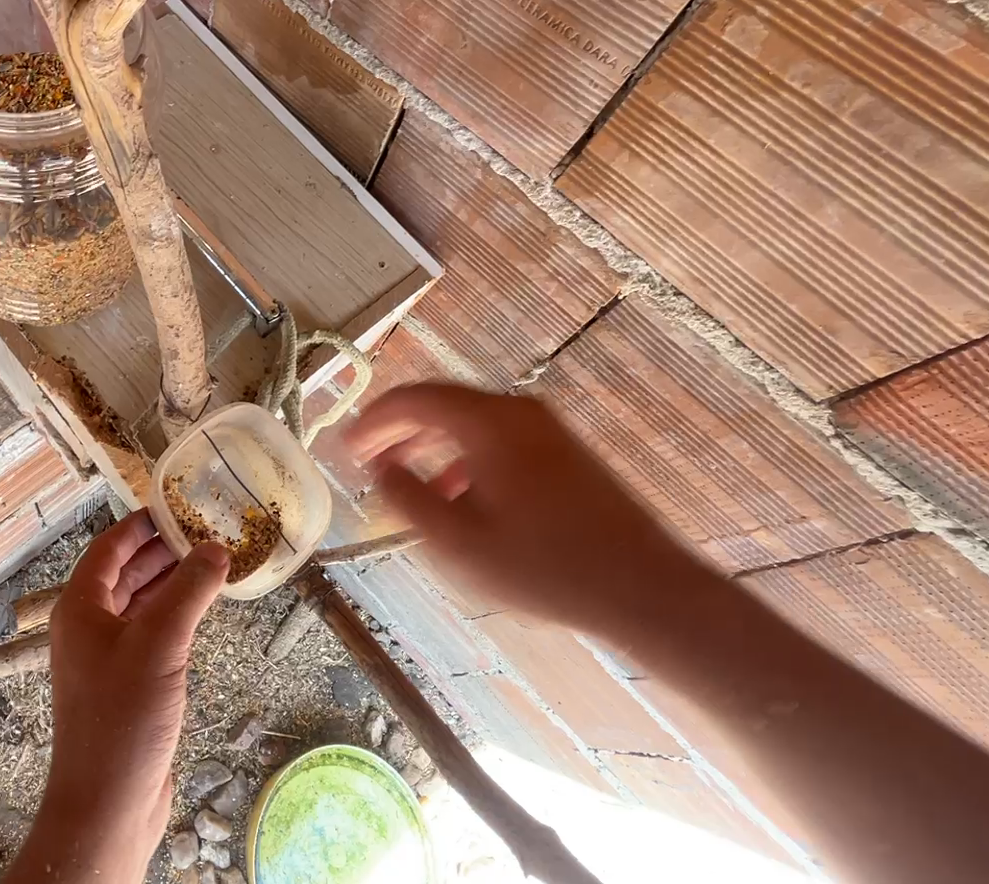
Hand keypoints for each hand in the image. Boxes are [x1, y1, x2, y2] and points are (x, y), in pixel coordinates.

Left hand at [8, 511, 227, 883]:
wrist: (108, 805)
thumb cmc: (123, 719)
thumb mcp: (160, 643)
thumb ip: (189, 591)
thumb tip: (216, 548)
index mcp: (80, 607)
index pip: (109, 547)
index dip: (141, 524)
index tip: (176, 504)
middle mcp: (89, 626)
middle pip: (125, 572)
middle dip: (162, 551)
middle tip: (205, 531)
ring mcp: (107, 657)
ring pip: (141, 603)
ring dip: (172, 583)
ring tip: (213, 562)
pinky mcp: (127, 684)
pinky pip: (152, 633)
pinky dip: (176, 615)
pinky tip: (203, 610)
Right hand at [345, 383, 722, 642]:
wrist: (645, 589)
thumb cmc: (544, 568)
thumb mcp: (458, 542)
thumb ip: (407, 497)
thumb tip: (380, 467)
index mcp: (487, 422)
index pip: (411, 399)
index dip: (370, 421)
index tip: (343, 448)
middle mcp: (516, 410)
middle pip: (440, 404)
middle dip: (397, 431)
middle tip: (366, 461)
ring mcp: (545, 427)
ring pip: (468, 422)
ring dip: (429, 445)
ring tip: (406, 480)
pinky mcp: (562, 449)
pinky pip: (496, 438)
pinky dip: (463, 455)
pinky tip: (458, 495)